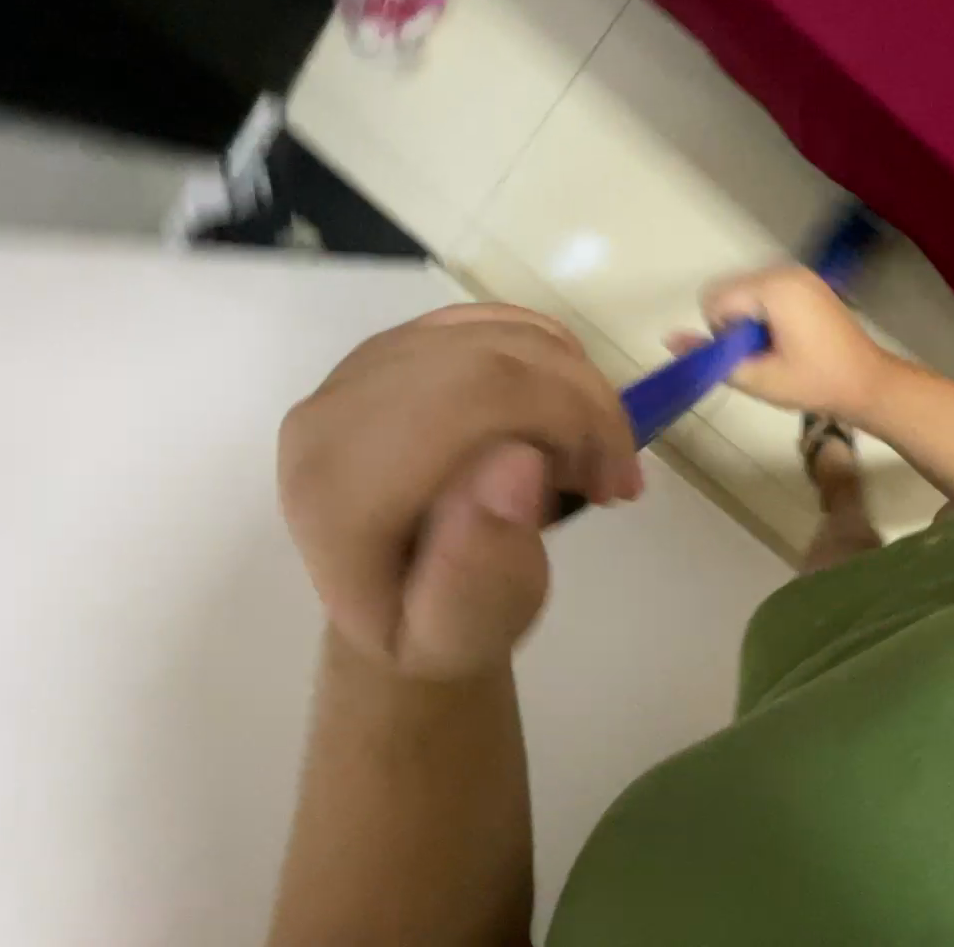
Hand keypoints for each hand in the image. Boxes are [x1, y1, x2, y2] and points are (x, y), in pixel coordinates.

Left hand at [279, 304, 641, 680]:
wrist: (407, 600)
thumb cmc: (441, 627)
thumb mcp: (463, 633)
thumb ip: (479, 572)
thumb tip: (515, 460)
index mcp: (338, 487)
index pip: (474, 398)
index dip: (570, 418)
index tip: (618, 487)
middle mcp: (334, 411)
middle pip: (492, 358)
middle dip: (585, 404)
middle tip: (619, 474)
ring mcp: (362, 367)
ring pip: (502, 333)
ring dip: (577, 385)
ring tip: (594, 455)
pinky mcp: (397, 347)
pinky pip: (495, 320)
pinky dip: (555, 358)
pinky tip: (567, 413)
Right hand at [667, 265, 896, 419]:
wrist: (869, 383)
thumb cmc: (815, 383)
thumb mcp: (757, 377)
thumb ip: (710, 357)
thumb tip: (668, 339)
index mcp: (774, 287)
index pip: (715, 299)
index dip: (723, 334)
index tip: (752, 355)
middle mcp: (785, 270)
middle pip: (729, 292)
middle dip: (736, 326)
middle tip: (767, 355)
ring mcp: (799, 274)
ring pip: (745, 294)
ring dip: (751, 323)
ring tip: (780, 350)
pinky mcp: (807, 283)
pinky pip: (765, 293)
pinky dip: (766, 316)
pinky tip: (790, 340)